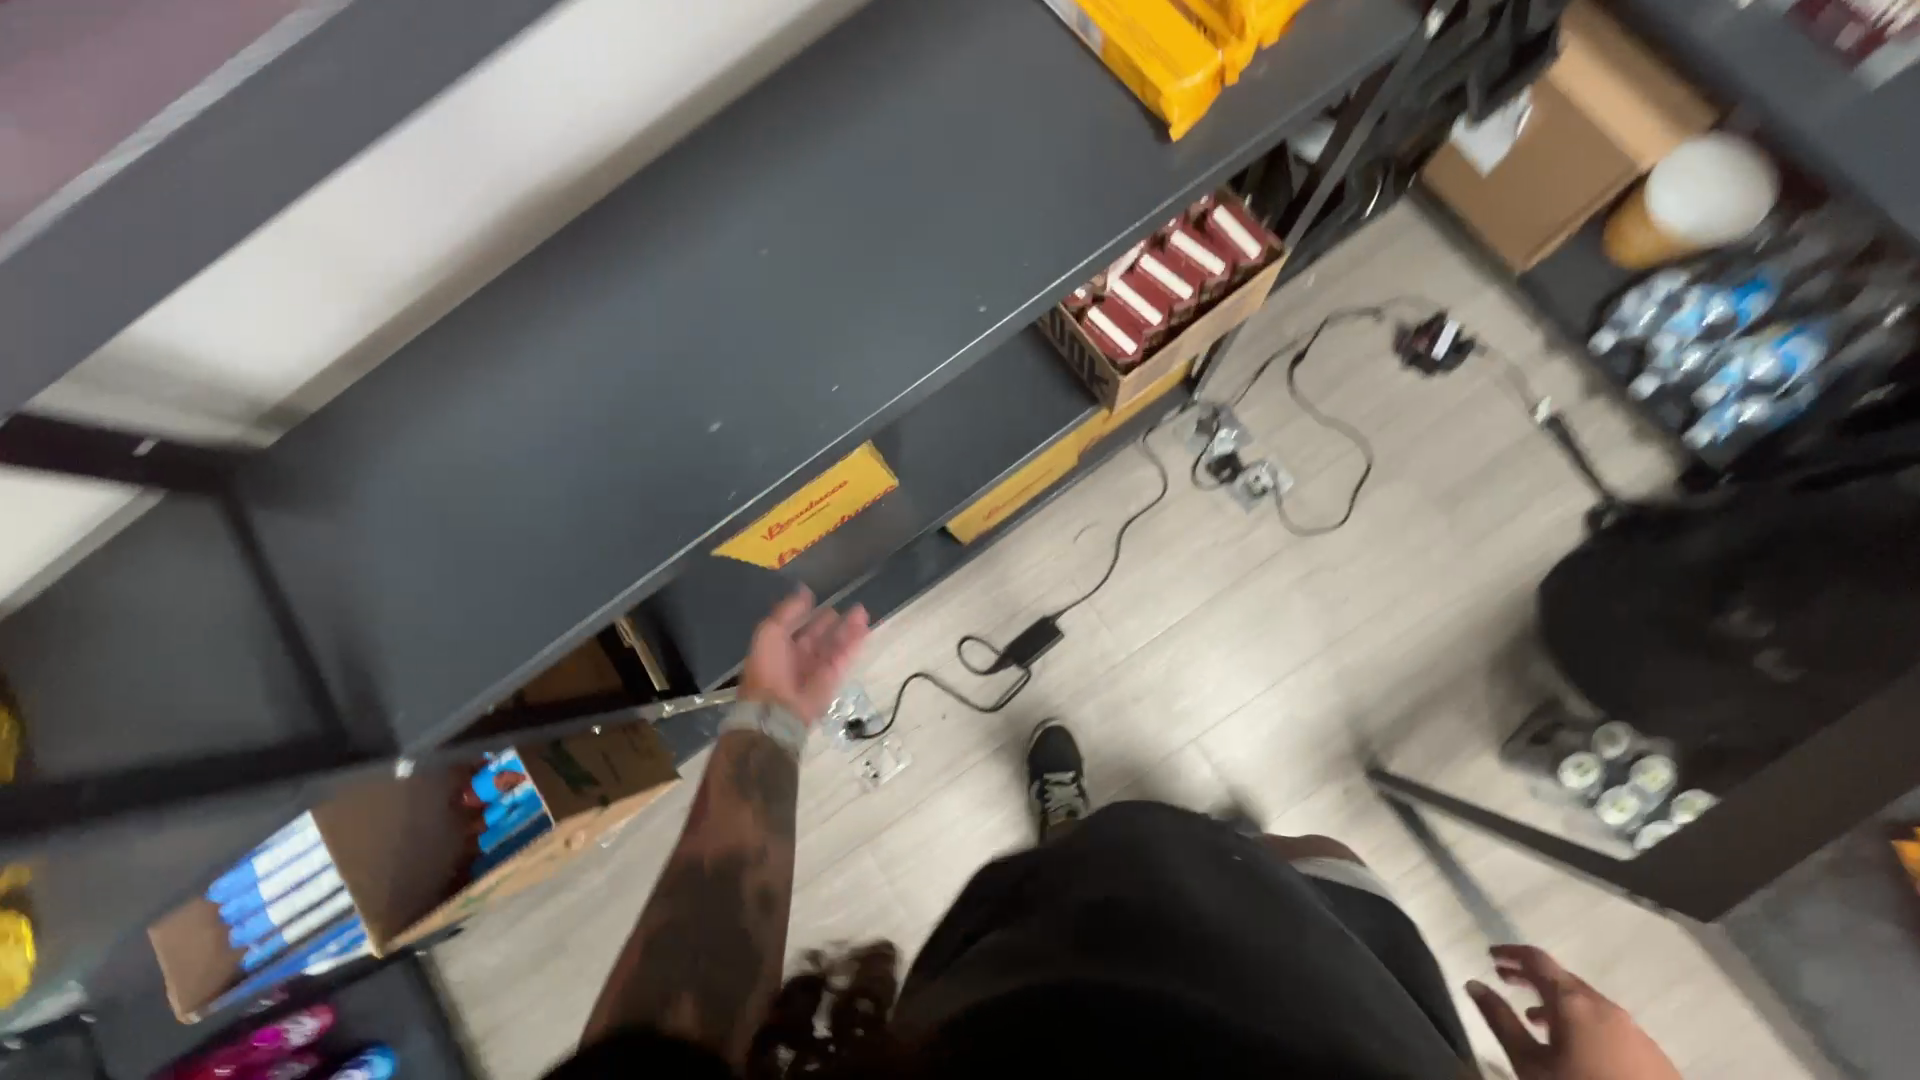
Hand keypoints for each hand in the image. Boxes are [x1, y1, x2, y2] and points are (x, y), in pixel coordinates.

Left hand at [739, 588, 870, 723]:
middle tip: (848, 607)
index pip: (797, 628)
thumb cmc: (769, 668)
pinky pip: (844, 657)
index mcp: (779, 648)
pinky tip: (863, 628)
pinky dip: (854, 643)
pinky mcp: (832, 678)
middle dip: (832, 622)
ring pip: (835, 645)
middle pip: (819, 636)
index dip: (808, 614)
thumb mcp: (769, 632)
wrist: (778, 708)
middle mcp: (798, 657)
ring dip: (848, 629)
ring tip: (861, 612)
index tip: (820, 600)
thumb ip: (787, 612)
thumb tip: (804, 591)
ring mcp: (817, 668)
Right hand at [1467, 945, 1680, 1079]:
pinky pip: (1612, 1026)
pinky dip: (1586, 1024)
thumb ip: (1499, 1019)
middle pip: (1564, 979)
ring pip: (1589, 1004)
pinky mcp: (1656, 1056)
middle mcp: (1606, 1006)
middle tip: (1506, 982)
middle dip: (1532, 977)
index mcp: (1572, 1001)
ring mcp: (1636, 1031)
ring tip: (1537, 1021)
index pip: (1537, 960)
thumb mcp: (1528, 1062)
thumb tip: (1473, 983)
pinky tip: (1579, 1049)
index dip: (1510, 953)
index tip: (1490, 955)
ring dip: (1559, 1003)